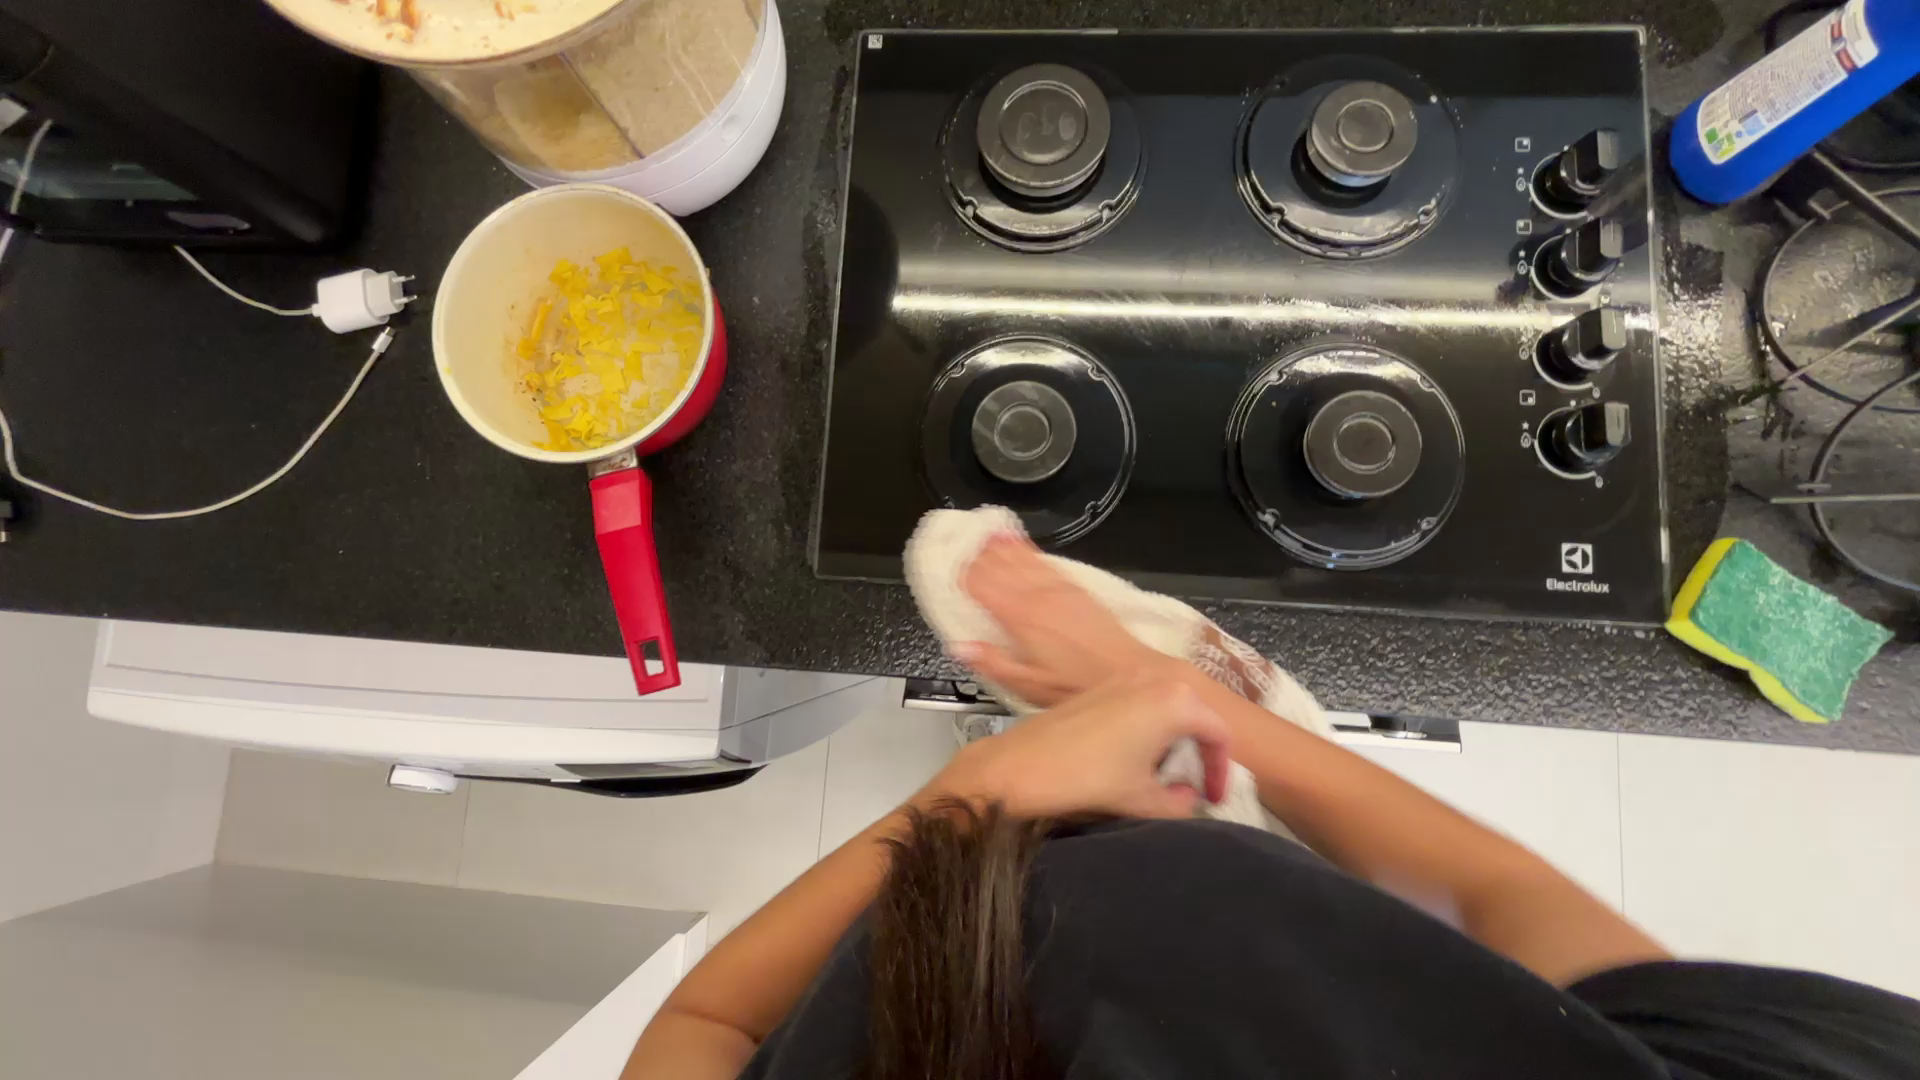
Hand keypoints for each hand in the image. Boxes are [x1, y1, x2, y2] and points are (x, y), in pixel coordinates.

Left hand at [921, 671, 1232, 819]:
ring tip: (1162, 775)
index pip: (1219, 733)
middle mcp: (1152, 678)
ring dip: (1172, 739)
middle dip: (1198, 752)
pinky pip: (1139, 702)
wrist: (1020, 765)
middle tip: (1193, 787)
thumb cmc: (1088, 779)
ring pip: (1166, 706)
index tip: (1212, 799)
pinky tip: (1130, 757)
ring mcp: (1122, 677)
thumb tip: (1189, 796)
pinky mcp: (1098, 685)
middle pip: (1195, 714)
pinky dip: (1147, 727)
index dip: (1221, 771)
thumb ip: (1182, 802)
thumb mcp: (1145, 800)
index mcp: (1175, 701)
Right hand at [957, 532, 1166, 706]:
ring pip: (1023, 560)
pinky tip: (1022, 543)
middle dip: (980, 555)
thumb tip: (962, 648)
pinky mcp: (1077, 590)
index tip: (951, 570)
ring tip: (985, 534)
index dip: (964, 575)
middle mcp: (1038, 597)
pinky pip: (1046, 562)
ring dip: (1002, 547)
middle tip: (961, 545)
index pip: (983, 585)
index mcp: (1020, 618)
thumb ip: (993, 663)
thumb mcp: (1028, 685)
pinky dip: (1029, 549)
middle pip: (1001, 567)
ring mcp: (1059, 590)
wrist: (1130, 674)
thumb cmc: (1080, 685)